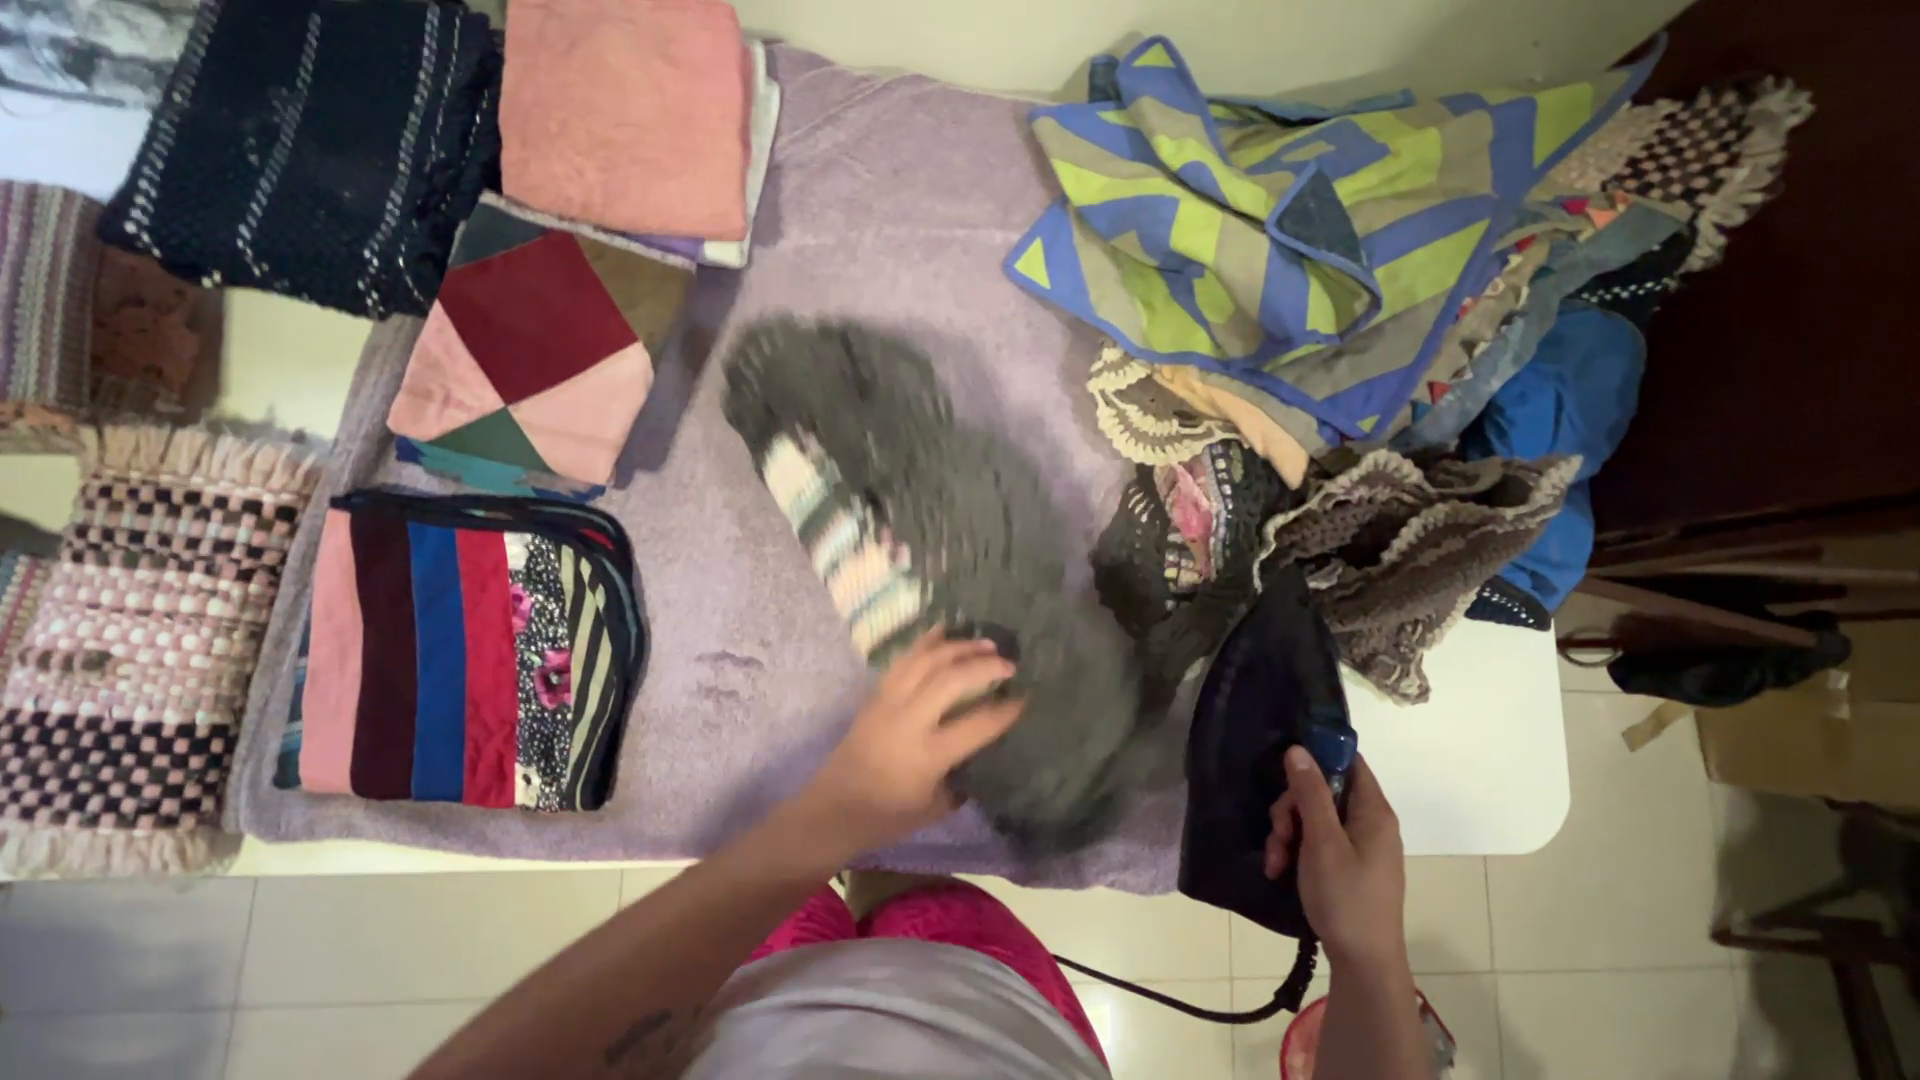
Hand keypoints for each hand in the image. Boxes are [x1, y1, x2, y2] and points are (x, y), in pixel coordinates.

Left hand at [782, 628, 1022, 865]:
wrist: (833, 809)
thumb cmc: (887, 817)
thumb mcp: (935, 808)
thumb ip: (961, 779)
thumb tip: (983, 755)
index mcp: (928, 755)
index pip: (977, 724)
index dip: (1005, 710)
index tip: (1025, 698)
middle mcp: (909, 721)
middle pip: (951, 679)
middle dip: (984, 666)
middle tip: (1009, 664)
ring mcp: (889, 703)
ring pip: (926, 661)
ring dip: (958, 647)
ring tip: (984, 642)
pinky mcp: (875, 695)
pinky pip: (903, 660)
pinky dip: (925, 642)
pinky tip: (944, 631)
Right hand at [1264, 748, 1406, 971]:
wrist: (1364, 963)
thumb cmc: (1346, 899)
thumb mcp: (1322, 842)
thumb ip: (1310, 793)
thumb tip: (1298, 749)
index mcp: (1373, 812)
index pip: (1348, 761)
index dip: (1318, 756)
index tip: (1285, 767)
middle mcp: (1369, 822)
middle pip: (1322, 791)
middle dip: (1291, 808)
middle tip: (1279, 833)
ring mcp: (1358, 845)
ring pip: (1313, 817)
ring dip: (1287, 833)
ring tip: (1276, 861)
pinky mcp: (1347, 865)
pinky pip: (1316, 841)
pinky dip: (1296, 851)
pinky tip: (1280, 871)